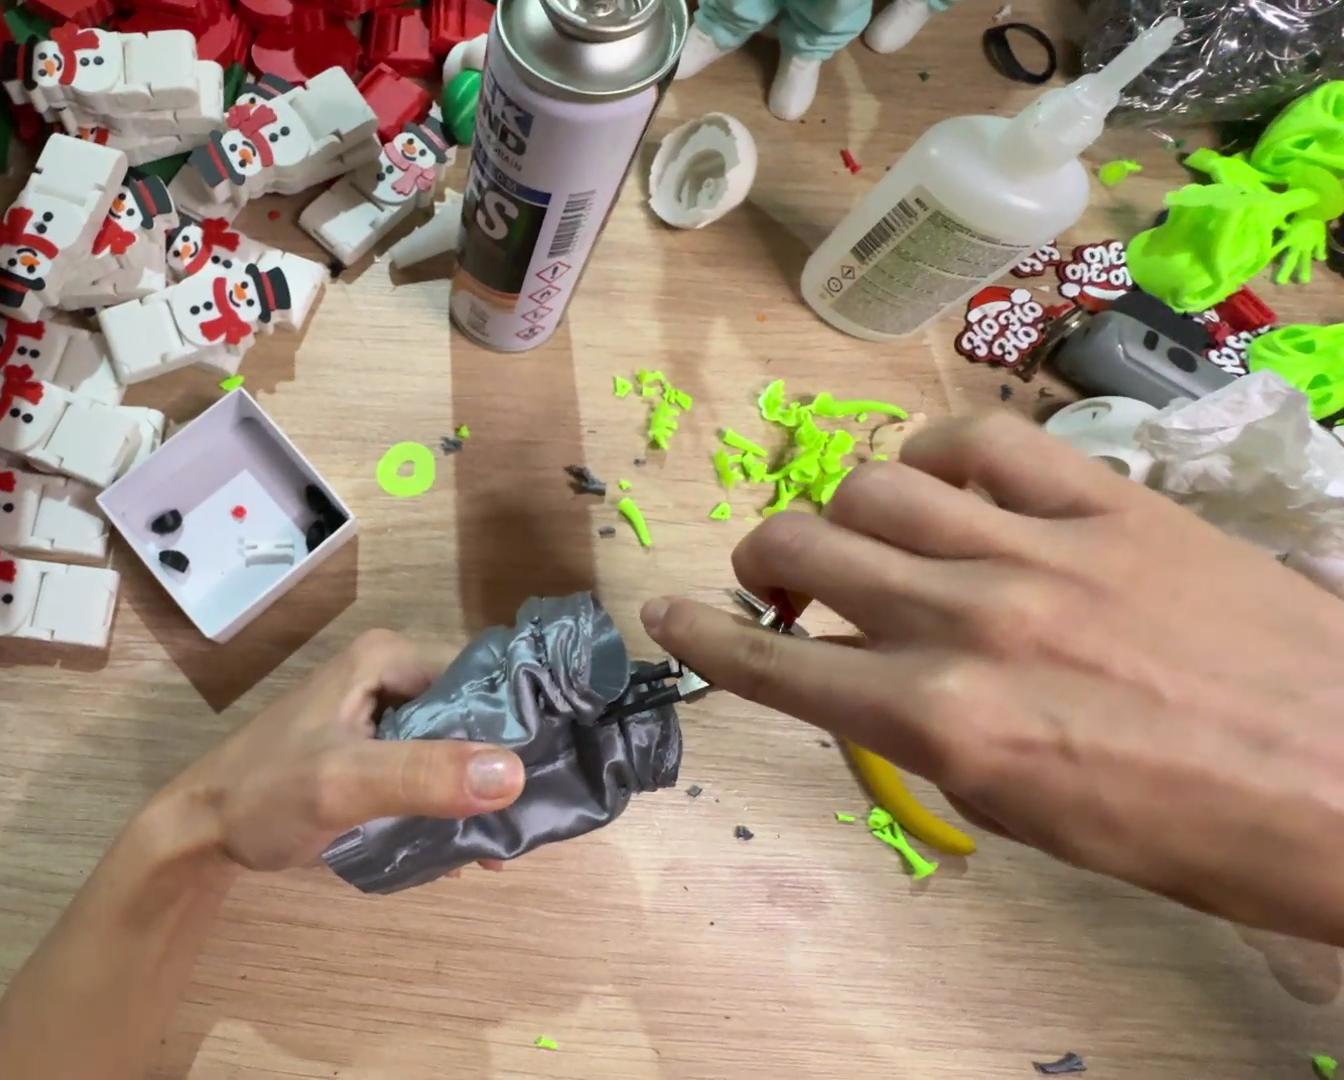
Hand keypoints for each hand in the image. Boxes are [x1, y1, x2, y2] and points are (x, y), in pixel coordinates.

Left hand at [156, 630, 525, 872]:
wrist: (202, 828)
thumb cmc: (265, 793)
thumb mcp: (343, 782)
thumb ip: (423, 774)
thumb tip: (515, 773)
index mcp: (385, 658)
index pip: (476, 681)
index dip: (511, 728)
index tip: (541, 785)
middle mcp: (388, 673)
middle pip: (466, 716)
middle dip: (493, 772)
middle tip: (517, 830)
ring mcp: (378, 712)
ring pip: (449, 748)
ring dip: (470, 796)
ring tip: (492, 849)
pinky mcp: (370, 748)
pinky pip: (425, 769)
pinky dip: (441, 804)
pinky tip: (454, 849)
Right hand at [642, 412, 1343, 944]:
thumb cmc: (1177, 827)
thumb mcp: (1006, 806)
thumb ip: (902, 726)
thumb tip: (847, 665)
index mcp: (937, 719)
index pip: (770, 663)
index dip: (698, 634)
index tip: (662, 614)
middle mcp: (965, 624)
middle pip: (798, 544)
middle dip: (760, 561)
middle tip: (782, 583)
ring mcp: (1037, 553)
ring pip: (871, 485)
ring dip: (843, 515)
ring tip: (872, 539)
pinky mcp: (1111, 507)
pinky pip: (981, 443)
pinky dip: (935, 459)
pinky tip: (944, 488)